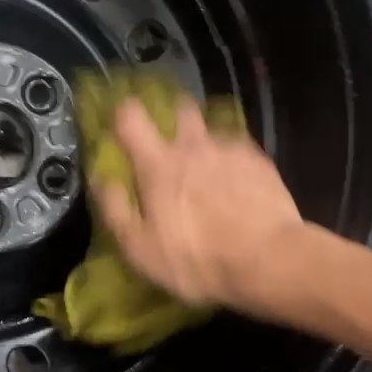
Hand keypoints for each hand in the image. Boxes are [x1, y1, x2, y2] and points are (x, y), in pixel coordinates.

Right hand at [95, 97, 308, 311]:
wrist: (268, 261)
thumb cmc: (194, 258)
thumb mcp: (140, 248)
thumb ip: (116, 210)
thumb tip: (103, 180)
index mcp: (158, 165)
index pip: (131, 119)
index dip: (122, 112)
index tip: (120, 119)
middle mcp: (194, 147)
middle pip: (181, 111)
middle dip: (173, 115)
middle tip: (171, 136)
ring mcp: (232, 152)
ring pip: (214, 132)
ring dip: (206, 142)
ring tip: (209, 168)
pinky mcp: (262, 163)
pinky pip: (240, 151)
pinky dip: (233, 161)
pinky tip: (237, 185)